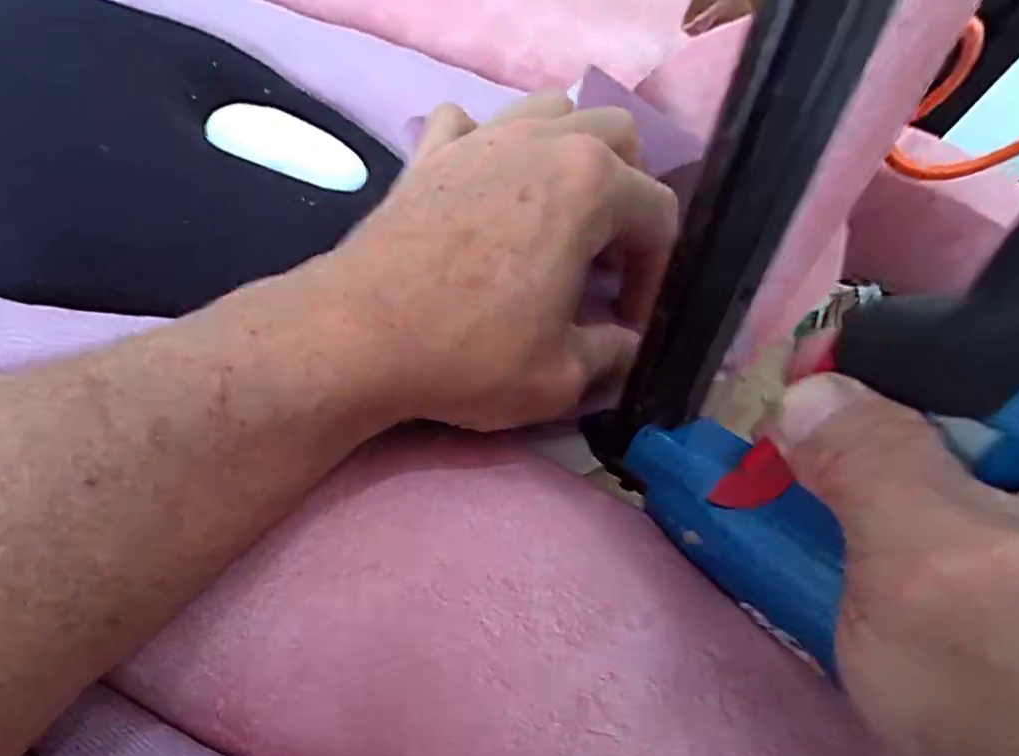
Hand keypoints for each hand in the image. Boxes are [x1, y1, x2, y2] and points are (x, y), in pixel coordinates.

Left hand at [280, 91, 678, 432]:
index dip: (656, 277)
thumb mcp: (566, 376)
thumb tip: (630, 343)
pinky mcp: (430, 153)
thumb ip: (616, 353)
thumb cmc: (474, 356)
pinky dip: (496, 154)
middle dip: (626, 204)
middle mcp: (541, 141)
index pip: (659, 216)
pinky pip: (477, 128)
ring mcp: (480, 137)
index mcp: (589, 186)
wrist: (359, 339)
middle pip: (617, 141)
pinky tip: (489, 196)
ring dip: (573, 164)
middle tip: (603, 266)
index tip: (630, 321)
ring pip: (554, 115)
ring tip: (559, 226)